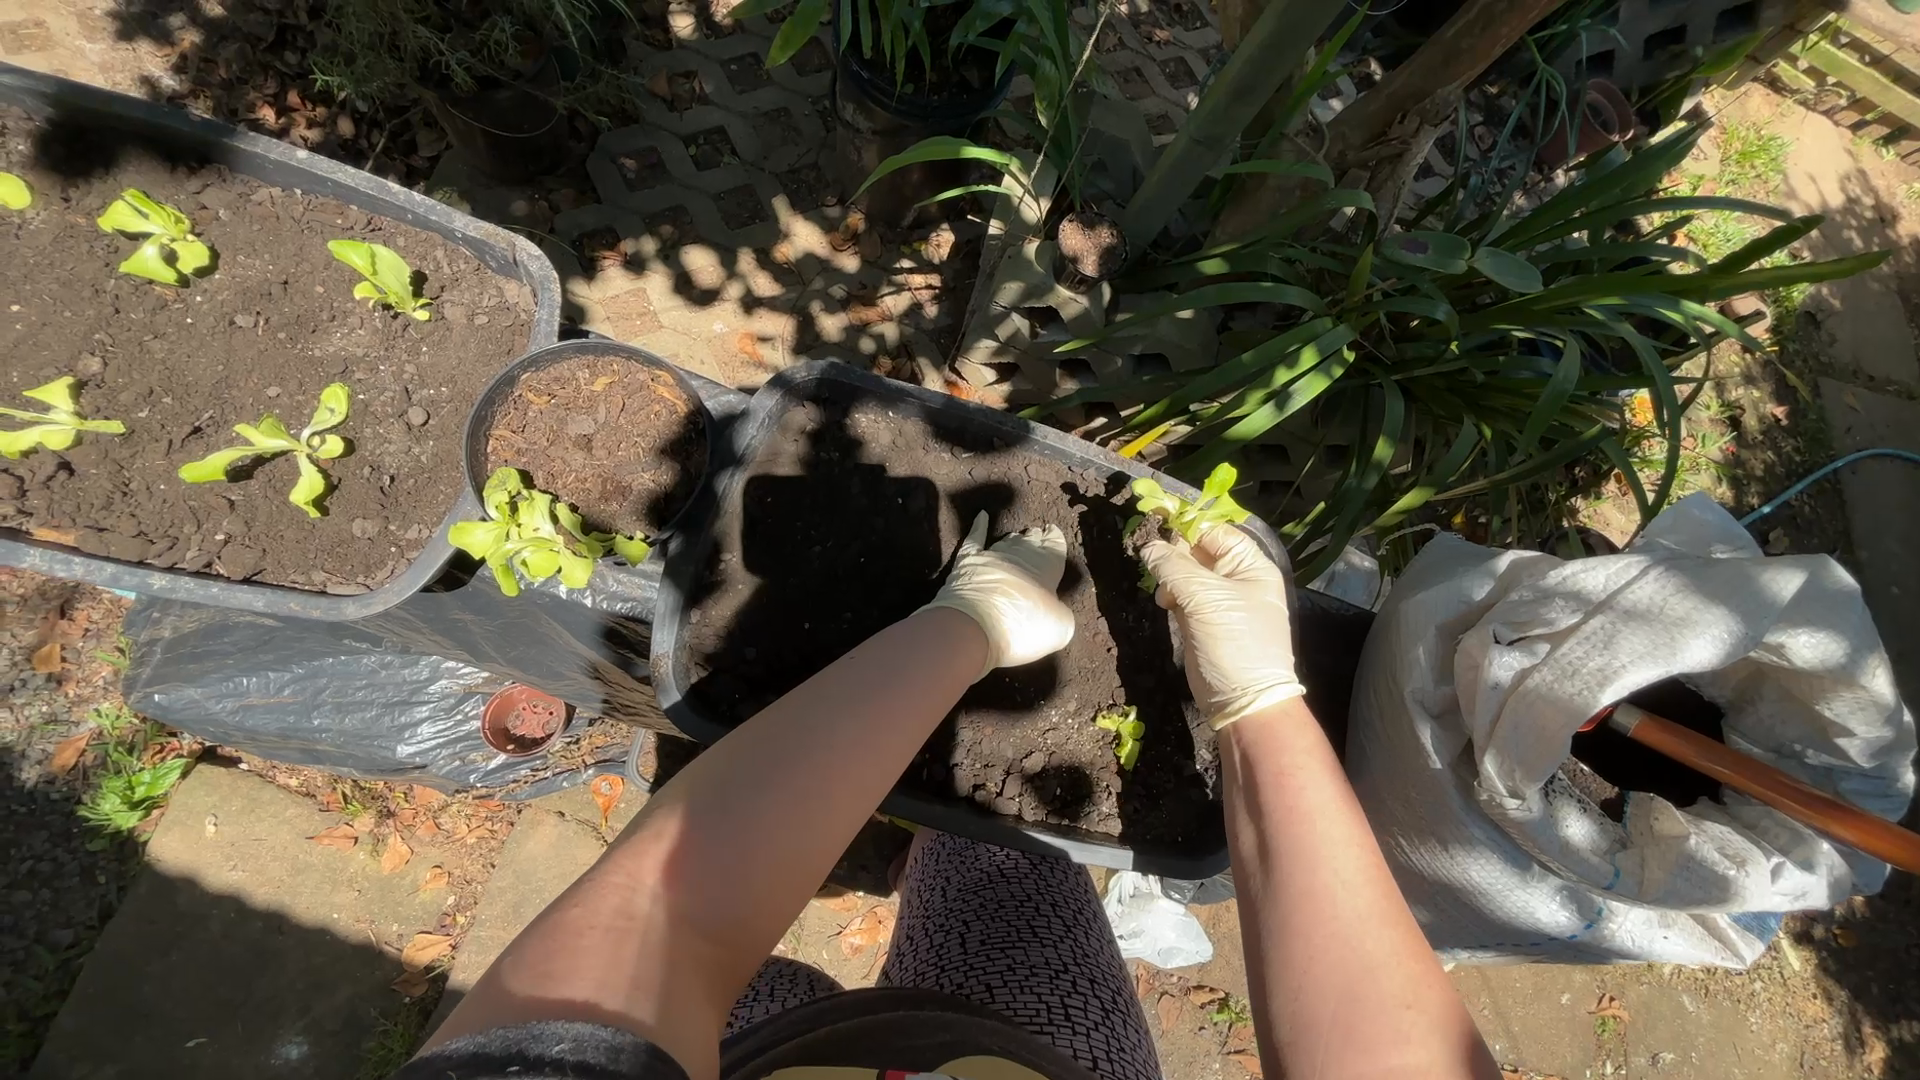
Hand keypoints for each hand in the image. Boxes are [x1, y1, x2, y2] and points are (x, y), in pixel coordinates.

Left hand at [921, 511, 1073, 677]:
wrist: (976, 625)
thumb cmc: (1023, 626)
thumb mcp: (1059, 627)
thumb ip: (1061, 612)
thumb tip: (1055, 608)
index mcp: (1047, 566)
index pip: (1054, 545)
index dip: (1055, 538)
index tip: (1054, 533)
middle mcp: (1021, 554)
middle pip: (1030, 541)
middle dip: (1035, 538)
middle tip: (1037, 535)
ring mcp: (992, 555)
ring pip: (1006, 541)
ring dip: (1014, 540)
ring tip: (1018, 537)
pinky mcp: (968, 561)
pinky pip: (975, 538)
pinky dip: (979, 527)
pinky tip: (982, 517)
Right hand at [1141, 525, 1300, 730]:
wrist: (1241, 700)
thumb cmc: (1234, 641)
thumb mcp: (1204, 598)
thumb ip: (1172, 566)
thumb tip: (1147, 546)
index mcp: (1250, 566)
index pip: (1215, 531)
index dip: (1186, 524)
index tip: (1153, 517)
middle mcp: (1237, 578)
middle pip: (1197, 550)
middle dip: (1173, 553)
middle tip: (1152, 558)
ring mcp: (1218, 600)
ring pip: (1184, 573)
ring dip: (1169, 577)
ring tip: (1164, 592)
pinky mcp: (1201, 620)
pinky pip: (1181, 595)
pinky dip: (1169, 595)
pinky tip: (1165, 604)